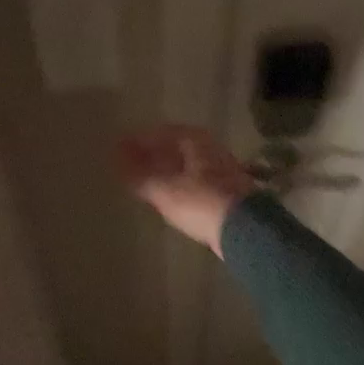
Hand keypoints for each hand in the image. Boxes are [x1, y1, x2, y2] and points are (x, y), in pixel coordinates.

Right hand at [117, 125, 256, 256]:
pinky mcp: (228, 194)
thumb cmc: (202, 203)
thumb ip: (140, 176)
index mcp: (197, 141)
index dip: (141, 140)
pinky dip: (179, 186)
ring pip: (188, 166)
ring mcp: (223, 172)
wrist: (246, 231)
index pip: (163, 133)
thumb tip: (117, 161)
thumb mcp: (165, 190)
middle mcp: (212, 151)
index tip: (121, 148)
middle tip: (131, 164)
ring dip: (167, 171)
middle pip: (178, 148)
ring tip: (147, 181)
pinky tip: (170, 198)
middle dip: (154, 155)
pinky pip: (196, 183)